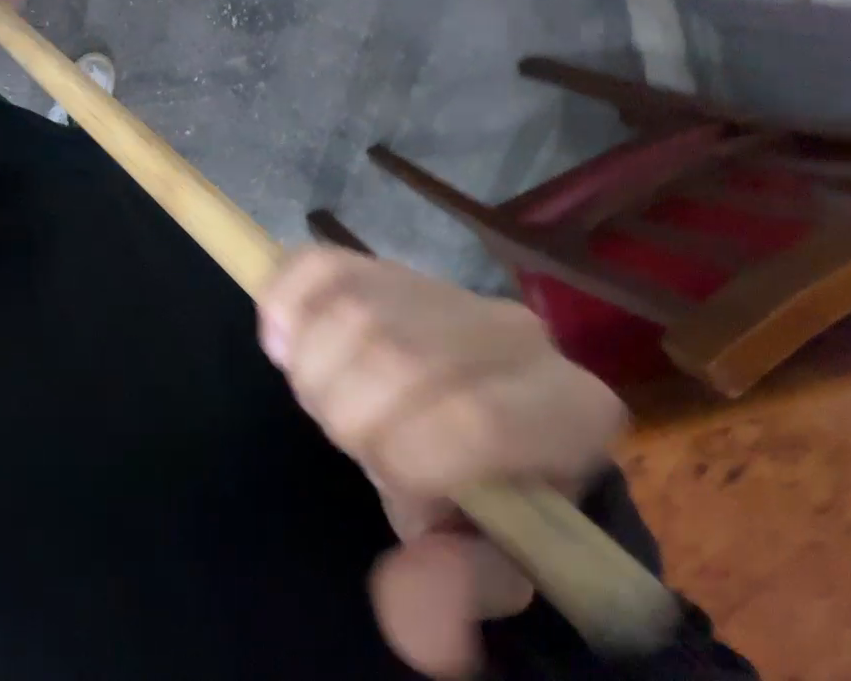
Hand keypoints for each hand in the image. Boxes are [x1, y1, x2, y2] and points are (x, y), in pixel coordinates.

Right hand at [257, 248, 625, 678]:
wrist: (448, 420)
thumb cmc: (469, 495)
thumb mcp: (476, 559)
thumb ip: (458, 587)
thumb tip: (415, 590)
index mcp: (568, 412)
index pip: (476, 419)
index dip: (408, 457)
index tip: (393, 480)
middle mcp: (517, 334)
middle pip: (397, 357)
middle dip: (347, 412)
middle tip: (349, 436)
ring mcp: (442, 286)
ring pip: (348, 309)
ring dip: (312, 369)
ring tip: (325, 395)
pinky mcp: (375, 261)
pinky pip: (309, 267)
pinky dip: (282, 309)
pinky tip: (289, 344)